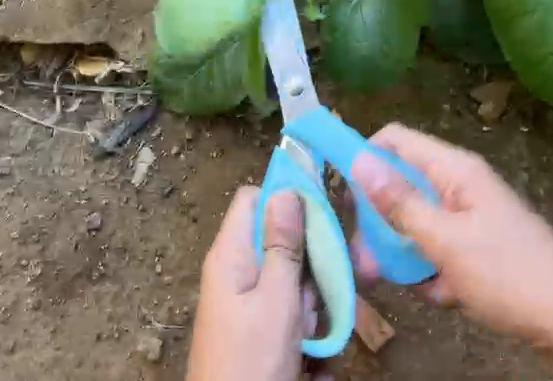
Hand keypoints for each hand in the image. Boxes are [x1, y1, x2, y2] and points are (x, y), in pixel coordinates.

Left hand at [185, 188, 308, 380]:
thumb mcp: (275, 301)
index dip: (286, 200)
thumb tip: (287, 189)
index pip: (254, 199)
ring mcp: (248, 304)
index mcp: (230, 254)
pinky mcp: (260, 333)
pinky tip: (312, 365)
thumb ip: (284, 246)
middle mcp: (236, 271)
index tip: (321, 216)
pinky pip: (290, 319)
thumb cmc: (251, 363)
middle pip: (281, 244)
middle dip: (308, 269)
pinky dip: (306, 337)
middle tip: (315, 299)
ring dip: (311, 309)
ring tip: (310, 340)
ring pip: (292, 285)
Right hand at [350, 125, 552, 380]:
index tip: (338, 190)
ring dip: (402, 250)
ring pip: (416, 221)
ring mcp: (470, 217)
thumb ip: (399, 202)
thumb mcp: (446, 242)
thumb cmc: (511, 276)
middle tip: (362, 256)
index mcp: (453, 169)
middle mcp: (459, 185)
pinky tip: (441, 295)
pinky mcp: (479, 248)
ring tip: (397, 282)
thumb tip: (357, 160)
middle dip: (378, 218)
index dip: (363, 156)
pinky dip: (432, 269)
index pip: (394, 140)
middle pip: (401, 183)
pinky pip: (438, 248)